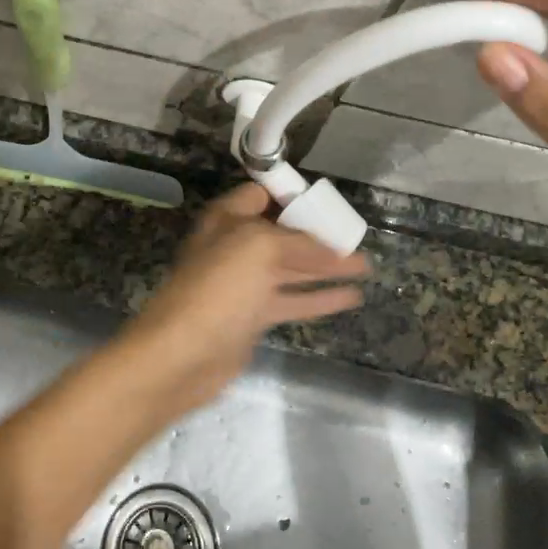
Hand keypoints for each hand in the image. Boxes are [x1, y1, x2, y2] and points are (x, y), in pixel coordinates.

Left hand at [117, 183, 369, 412]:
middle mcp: (235, 246)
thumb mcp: (258, 247)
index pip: (261, 195)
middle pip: (282, 233)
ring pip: (291, 268)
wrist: (182, 353)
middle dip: (317, 233)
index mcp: (228, 219)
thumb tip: (330, 248)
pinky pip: (292, 300)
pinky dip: (320, 297)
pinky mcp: (252, 317)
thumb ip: (297, 242)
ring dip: (326, 267)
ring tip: (365, 265)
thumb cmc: (218, 287)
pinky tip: (351, 297)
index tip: (324, 200)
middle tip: (355, 234)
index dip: (290, 195)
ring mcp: (243, 283)